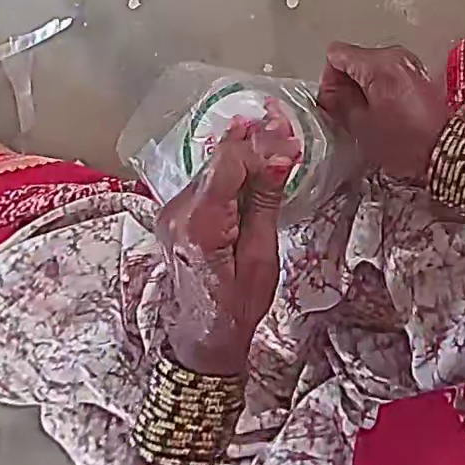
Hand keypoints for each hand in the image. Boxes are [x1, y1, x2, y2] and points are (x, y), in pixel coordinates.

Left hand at [153, 116, 293, 375]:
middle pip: (218, 160)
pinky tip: (256, 161)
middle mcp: (177, 210)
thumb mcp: (262, 256)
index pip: (228, 164)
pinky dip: (234, 169)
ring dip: (246, 153)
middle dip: (255, 143)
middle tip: (287, 129)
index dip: (261, 147)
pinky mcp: (176, 212)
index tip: (292, 142)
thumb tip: (280, 156)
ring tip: (278, 140)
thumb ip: (265, 201)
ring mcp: (172, 210)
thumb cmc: (237, 305)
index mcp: (199, 224)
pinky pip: (208, 180)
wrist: (202, 335)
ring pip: (213, 166)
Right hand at [317, 42, 449, 183]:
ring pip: (372, 68)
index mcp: (378, 63)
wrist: (447, 151)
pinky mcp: (420, 75)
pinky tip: (387, 114)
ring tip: (370, 117)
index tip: (334, 102)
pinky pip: (389, 75)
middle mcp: (396, 55)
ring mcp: (411, 64)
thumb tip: (329, 90)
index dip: (329, 79)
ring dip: (365, 88)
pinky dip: (381, 90)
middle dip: (347, 83)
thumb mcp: (361, 125)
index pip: (336, 54)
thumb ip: (338, 101)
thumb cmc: (405, 143)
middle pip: (355, 58)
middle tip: (350, 114)